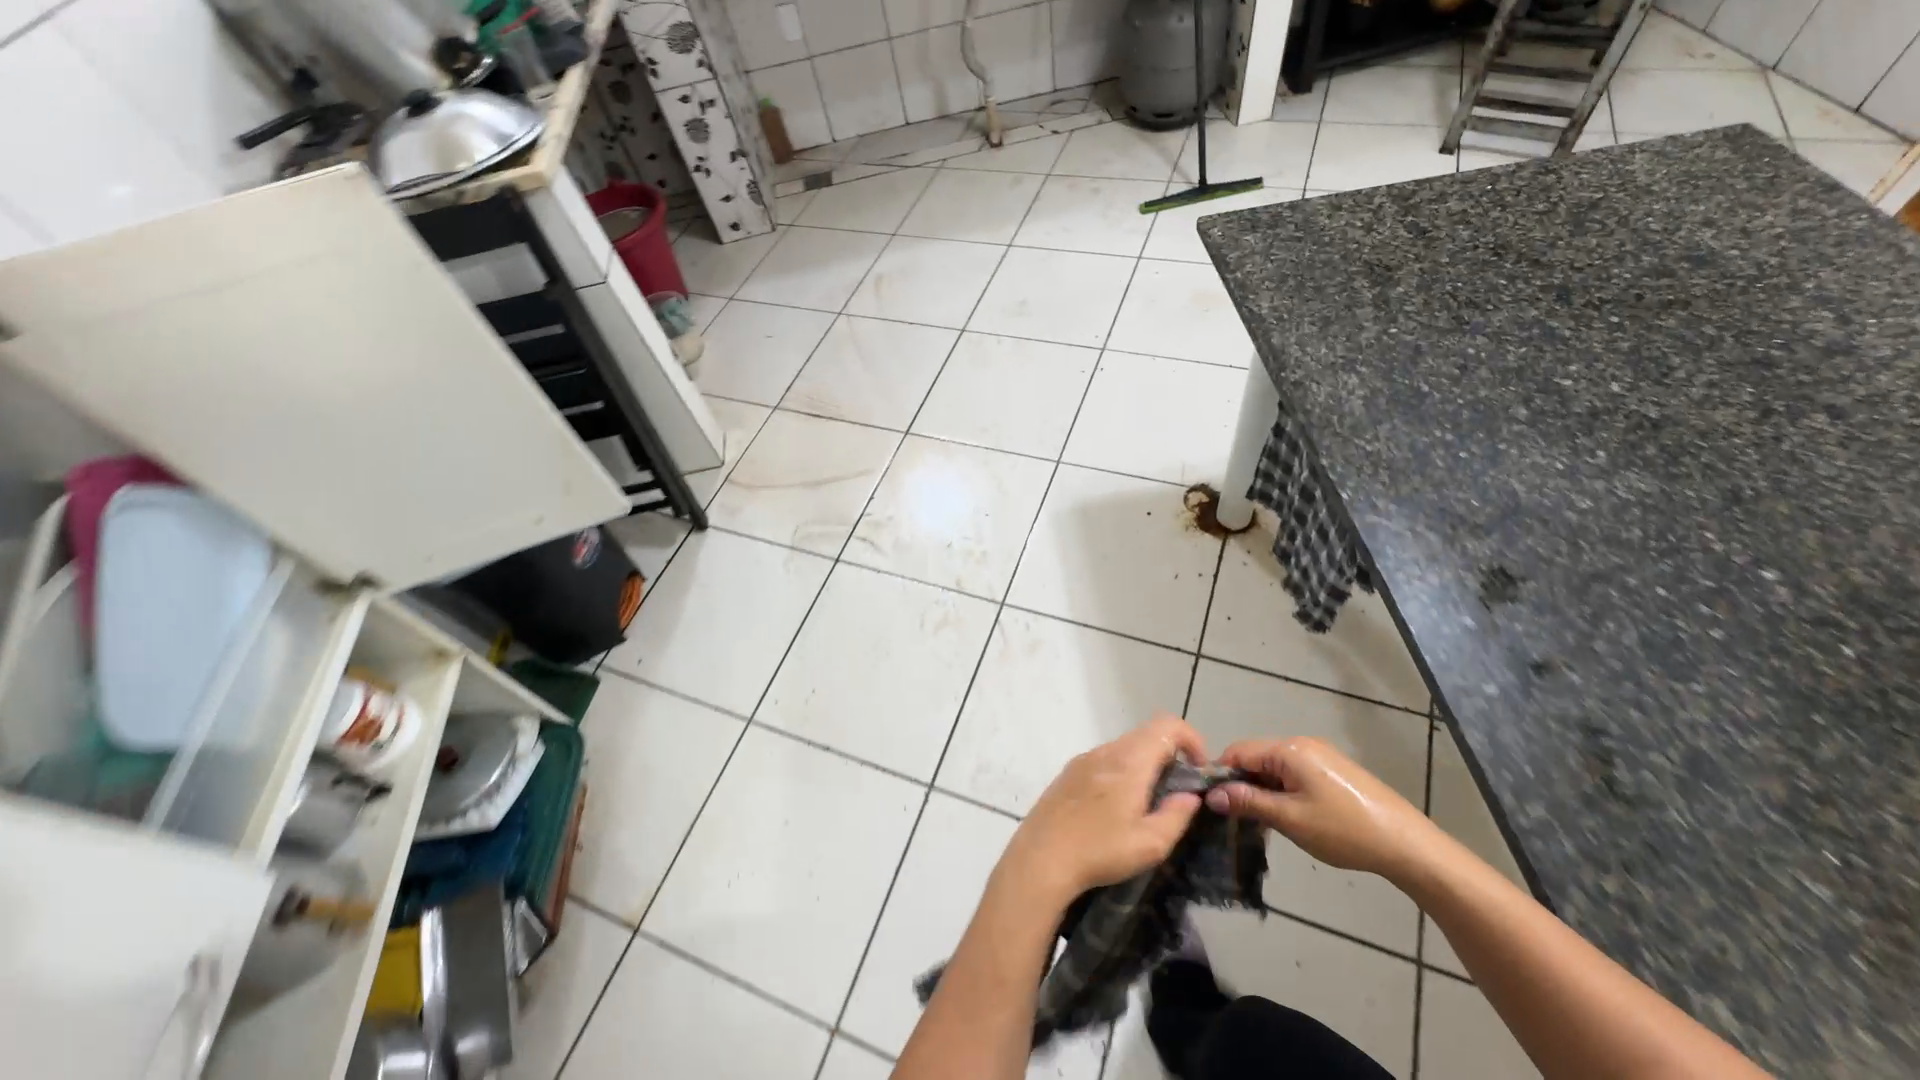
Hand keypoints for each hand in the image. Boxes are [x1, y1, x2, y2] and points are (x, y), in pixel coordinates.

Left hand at [994, 713, 1208, 906]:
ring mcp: (1082, 761)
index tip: (1199, 769)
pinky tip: (1114, 809)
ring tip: (1146, 803)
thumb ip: (1177, 815)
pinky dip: (1120, 772)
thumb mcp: (1151, 844)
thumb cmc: (1100, 851)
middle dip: (1170, 755)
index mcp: (1129, 761)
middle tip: (1176, 791)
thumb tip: (1189, 795)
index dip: (1192, 739)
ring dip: (1143, 765)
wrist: (1040, 859)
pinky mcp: (1066, 774)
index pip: (1168, 725)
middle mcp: (1105, 751)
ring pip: (1123, 748)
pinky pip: (1103, 761)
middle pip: (1146, 734)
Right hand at [1207, 736, 1441, 881]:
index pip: (1238, 751)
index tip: (1208, 804)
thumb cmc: (1343, 830)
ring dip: (1261, 791)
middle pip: (1256, 757)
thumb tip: (1212, 795)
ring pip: (1274, 768)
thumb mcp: (1290, 819)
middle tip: (1232, 818)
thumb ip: (1248, 802)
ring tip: (1257, 822)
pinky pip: (1293, 775)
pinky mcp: (1334, 772)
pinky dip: (1281, 792)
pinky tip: (1285, 817)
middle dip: (1240, 784)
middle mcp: (1304, 744)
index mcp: (1290, 750)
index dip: (1220, 775)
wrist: (1406, 844)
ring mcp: (1322, 757)